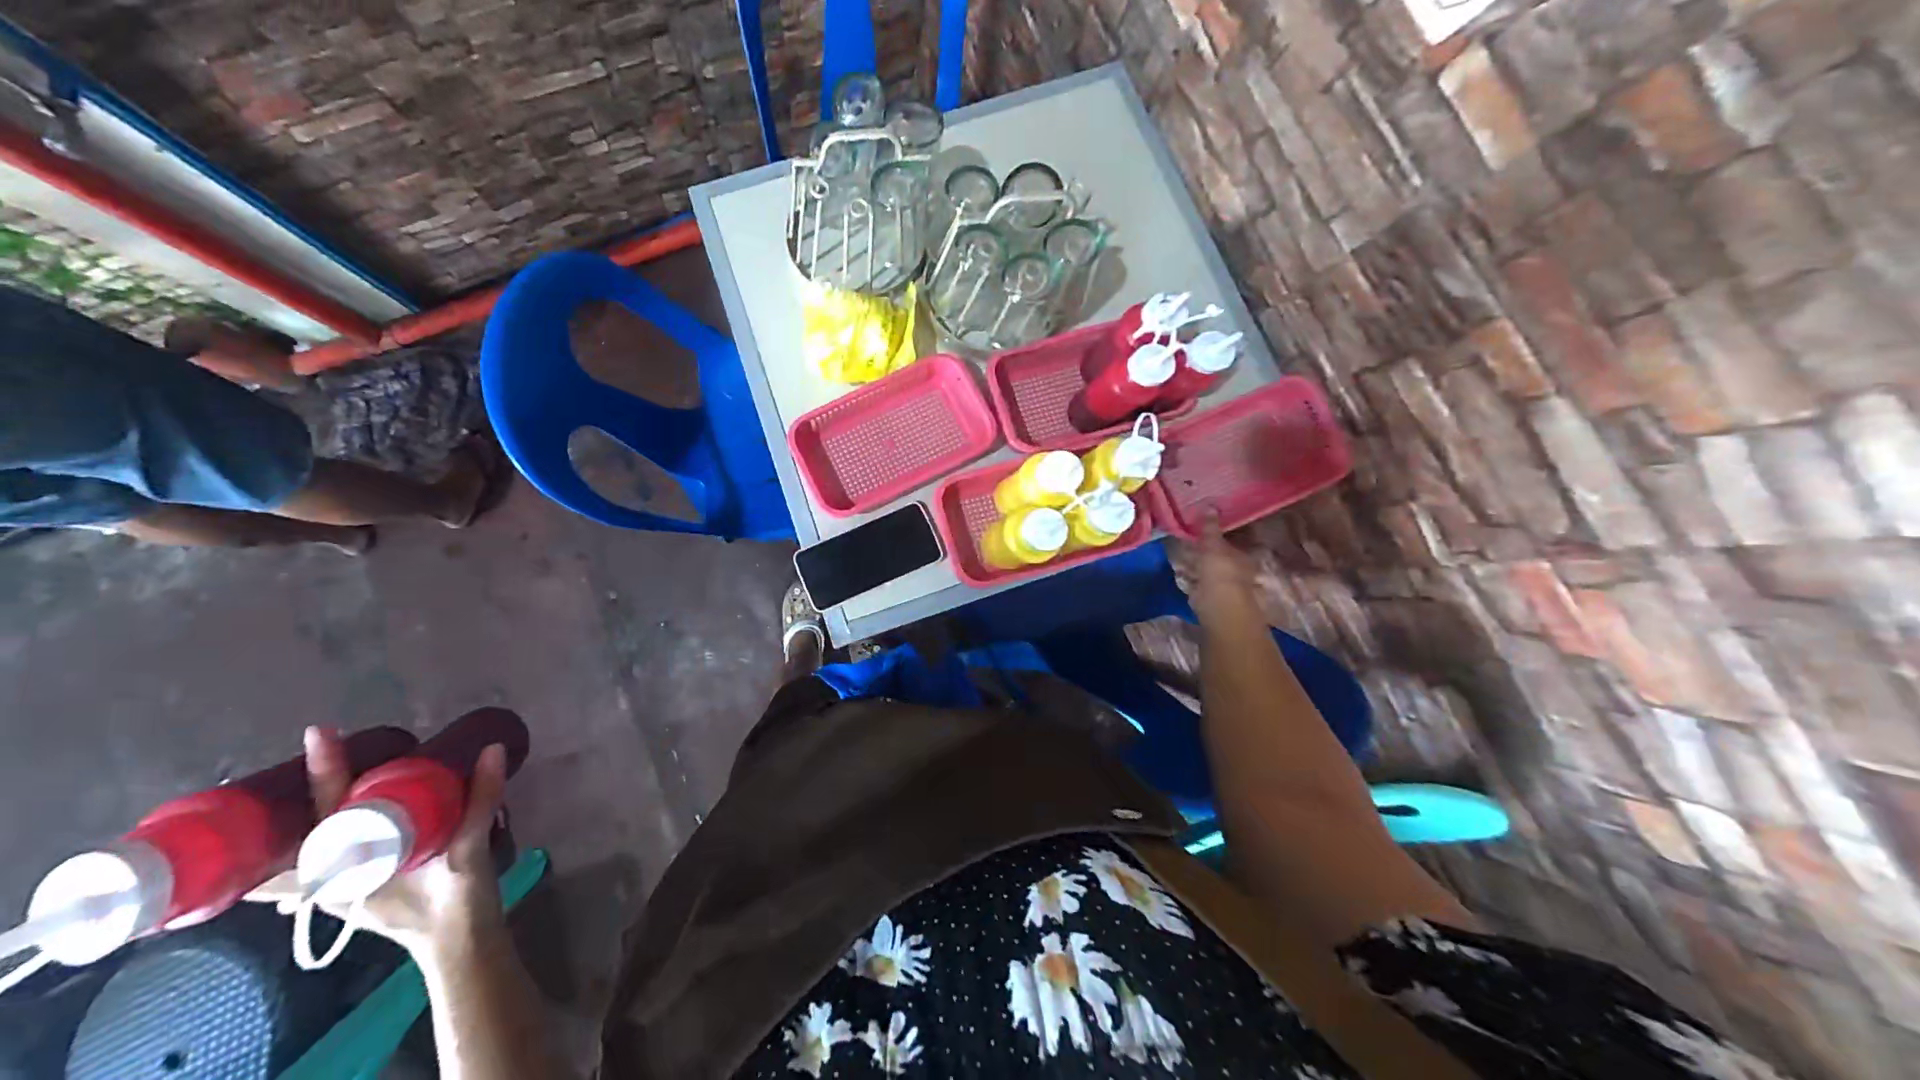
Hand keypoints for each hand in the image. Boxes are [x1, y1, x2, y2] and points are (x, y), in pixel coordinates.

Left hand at [252, 727, 508, 959]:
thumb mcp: (469, 852)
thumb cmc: (455, 903)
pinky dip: (325, 827)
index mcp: (349, 869)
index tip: (321, 734)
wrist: (461, 945)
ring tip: (328, 763)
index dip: (324, 772)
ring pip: (312, 838)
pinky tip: (343, 806)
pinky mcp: (359, 879)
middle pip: (308, 822)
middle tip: (323, 740)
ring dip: (310, 806)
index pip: (329, 812)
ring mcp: (344, 878)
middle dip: (304, 787)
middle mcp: (335, 874)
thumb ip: (480, 803)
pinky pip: (328, 851)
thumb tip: (491, 750)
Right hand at [1188, 514, 1261, 626]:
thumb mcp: (1213, 544)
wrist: (1217, 606)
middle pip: (1222, 556)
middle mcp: (1237, 570)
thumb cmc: (1220, 572)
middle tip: (1191, 537)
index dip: (1223, 534)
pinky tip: (1181, 571)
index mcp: (1243, 556)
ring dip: (1199, 563)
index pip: (1235, 541)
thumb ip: (1210, 527)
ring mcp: (1224, 585)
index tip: (1208, 526)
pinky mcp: (1209, 597)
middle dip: (1209, 549)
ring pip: (1210, 569)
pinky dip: (1191, 576)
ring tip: (1183, 552)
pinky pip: (1199, 581)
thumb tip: (1210, 504)